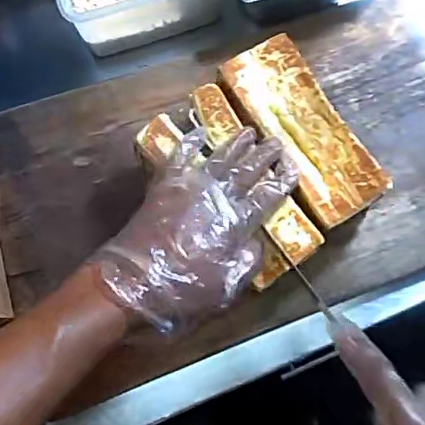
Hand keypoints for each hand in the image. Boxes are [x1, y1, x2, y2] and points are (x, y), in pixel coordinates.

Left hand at [95, 126, 297, 334]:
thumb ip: (246, 263)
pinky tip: (199, 131)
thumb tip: (256, 241)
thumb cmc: (180, 293)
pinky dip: (189, 142)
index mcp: (234, 224)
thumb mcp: (225, 290)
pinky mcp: (163, 186)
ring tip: (250, 131)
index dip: (282, 182)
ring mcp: (188, 188)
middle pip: (245, 171)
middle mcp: (215, 198)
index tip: (294, 168)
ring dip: (235, 144)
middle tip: (277, 141)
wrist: (130, 284)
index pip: (266, 197)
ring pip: (218, 158)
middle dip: (264, 156)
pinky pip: (179, 157)